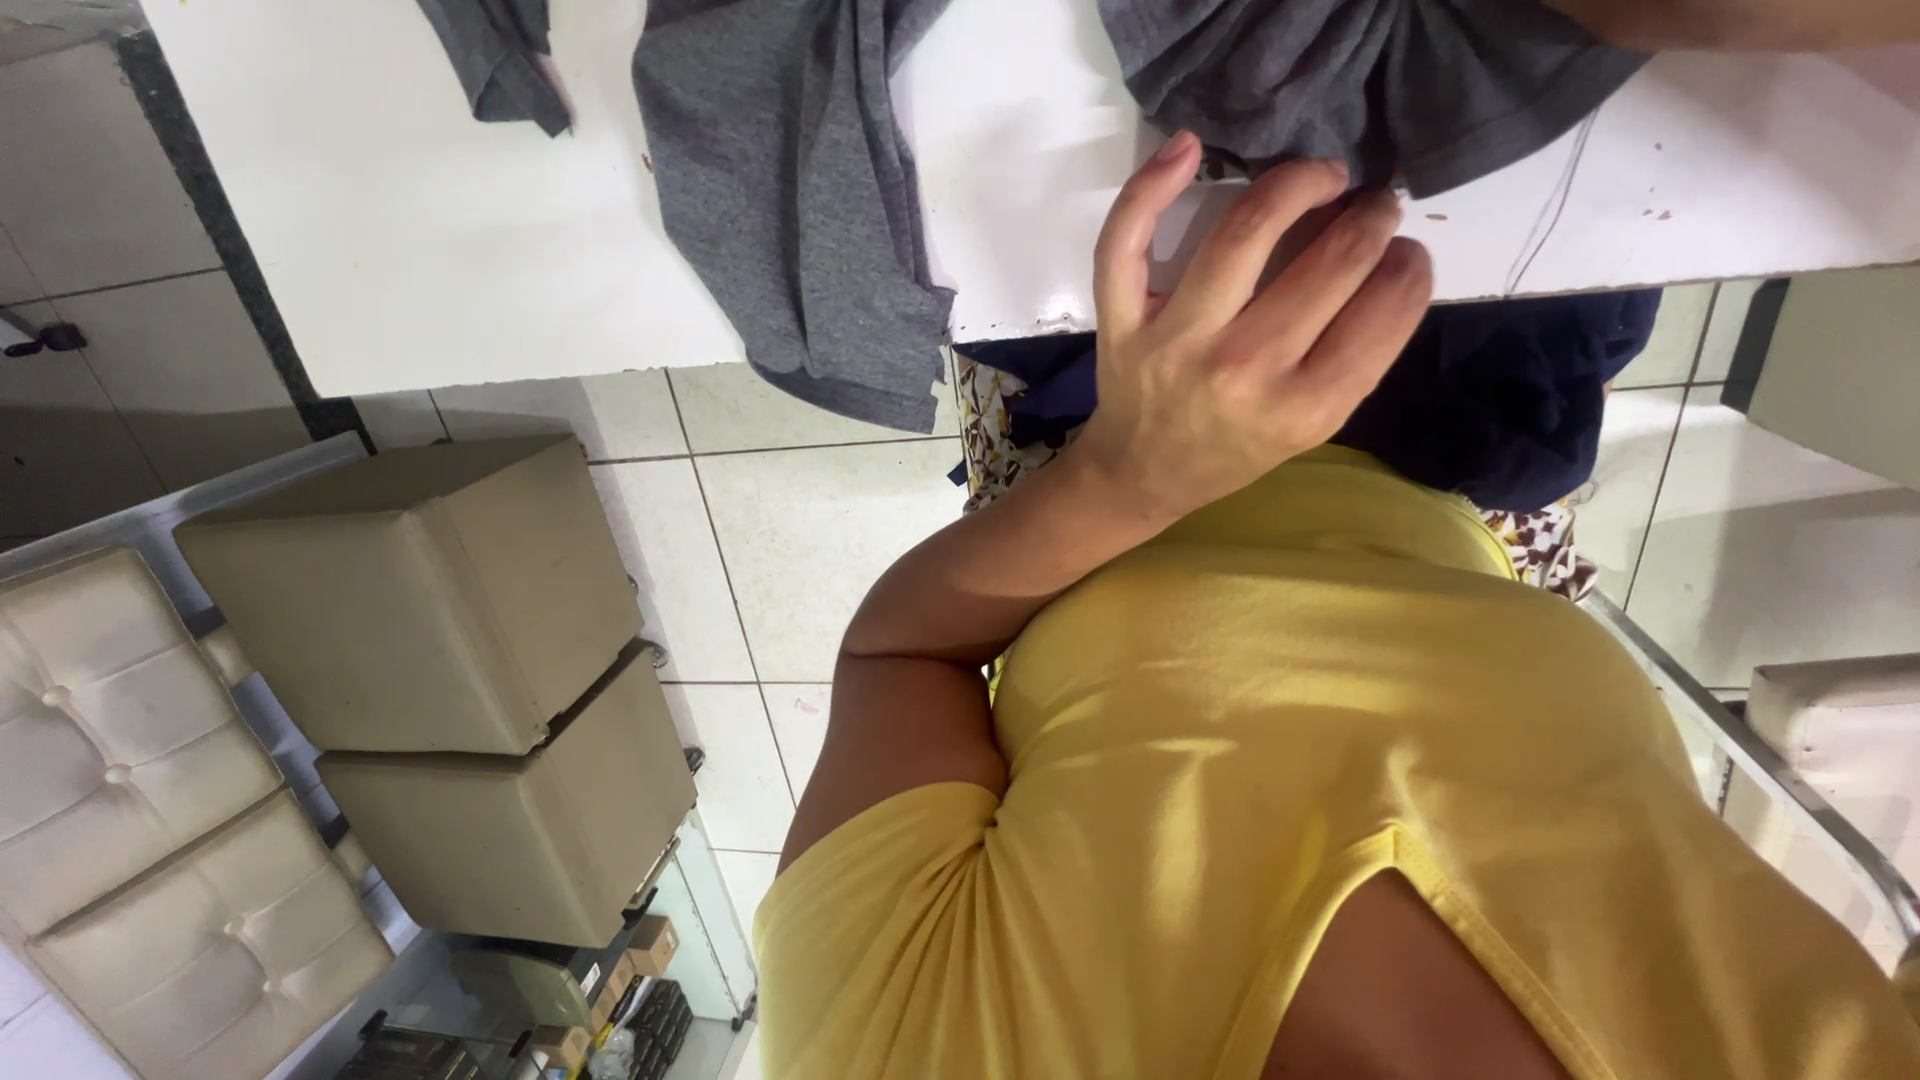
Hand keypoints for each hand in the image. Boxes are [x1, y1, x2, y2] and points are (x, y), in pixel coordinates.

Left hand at [1071, 131, 1433, 521]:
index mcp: (1302, 406)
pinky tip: (1189, 149)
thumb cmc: (1234, 450)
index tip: (1401, 248)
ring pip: (1245, 232)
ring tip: (1321, 179)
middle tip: (1369, 207)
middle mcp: (1241, 370)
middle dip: (1367, 217)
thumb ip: (1355, 353)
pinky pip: (1127, 243)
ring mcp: (1175, 343)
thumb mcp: (1311, 426)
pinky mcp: (1122, 323)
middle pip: (1330, 261)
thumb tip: (1395, 256)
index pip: (1384, 306)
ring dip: (1297, 184)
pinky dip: (1150, 188)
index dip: (1408, 263)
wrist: (1143, 473)